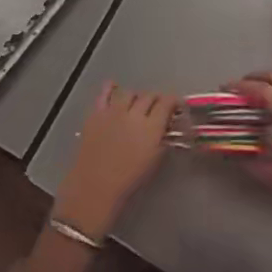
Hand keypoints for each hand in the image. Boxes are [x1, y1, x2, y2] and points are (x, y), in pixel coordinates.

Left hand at [51, 82, 177, 240]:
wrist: (96, 184)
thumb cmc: (129, 179)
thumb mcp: (154, 160)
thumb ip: (162, 140)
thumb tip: (164, 129)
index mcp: (152, 127)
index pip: (167, 102)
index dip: (173, 101)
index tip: (175, 105)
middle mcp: (134, 113)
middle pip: (149, 95)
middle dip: (156, 99)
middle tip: (158, 107)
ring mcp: (113, 111)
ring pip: (129, 92)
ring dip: (136, 97)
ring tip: (137, 104)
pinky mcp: (96, 113)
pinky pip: (104, 93)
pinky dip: (110, 88)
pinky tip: (113, 87)